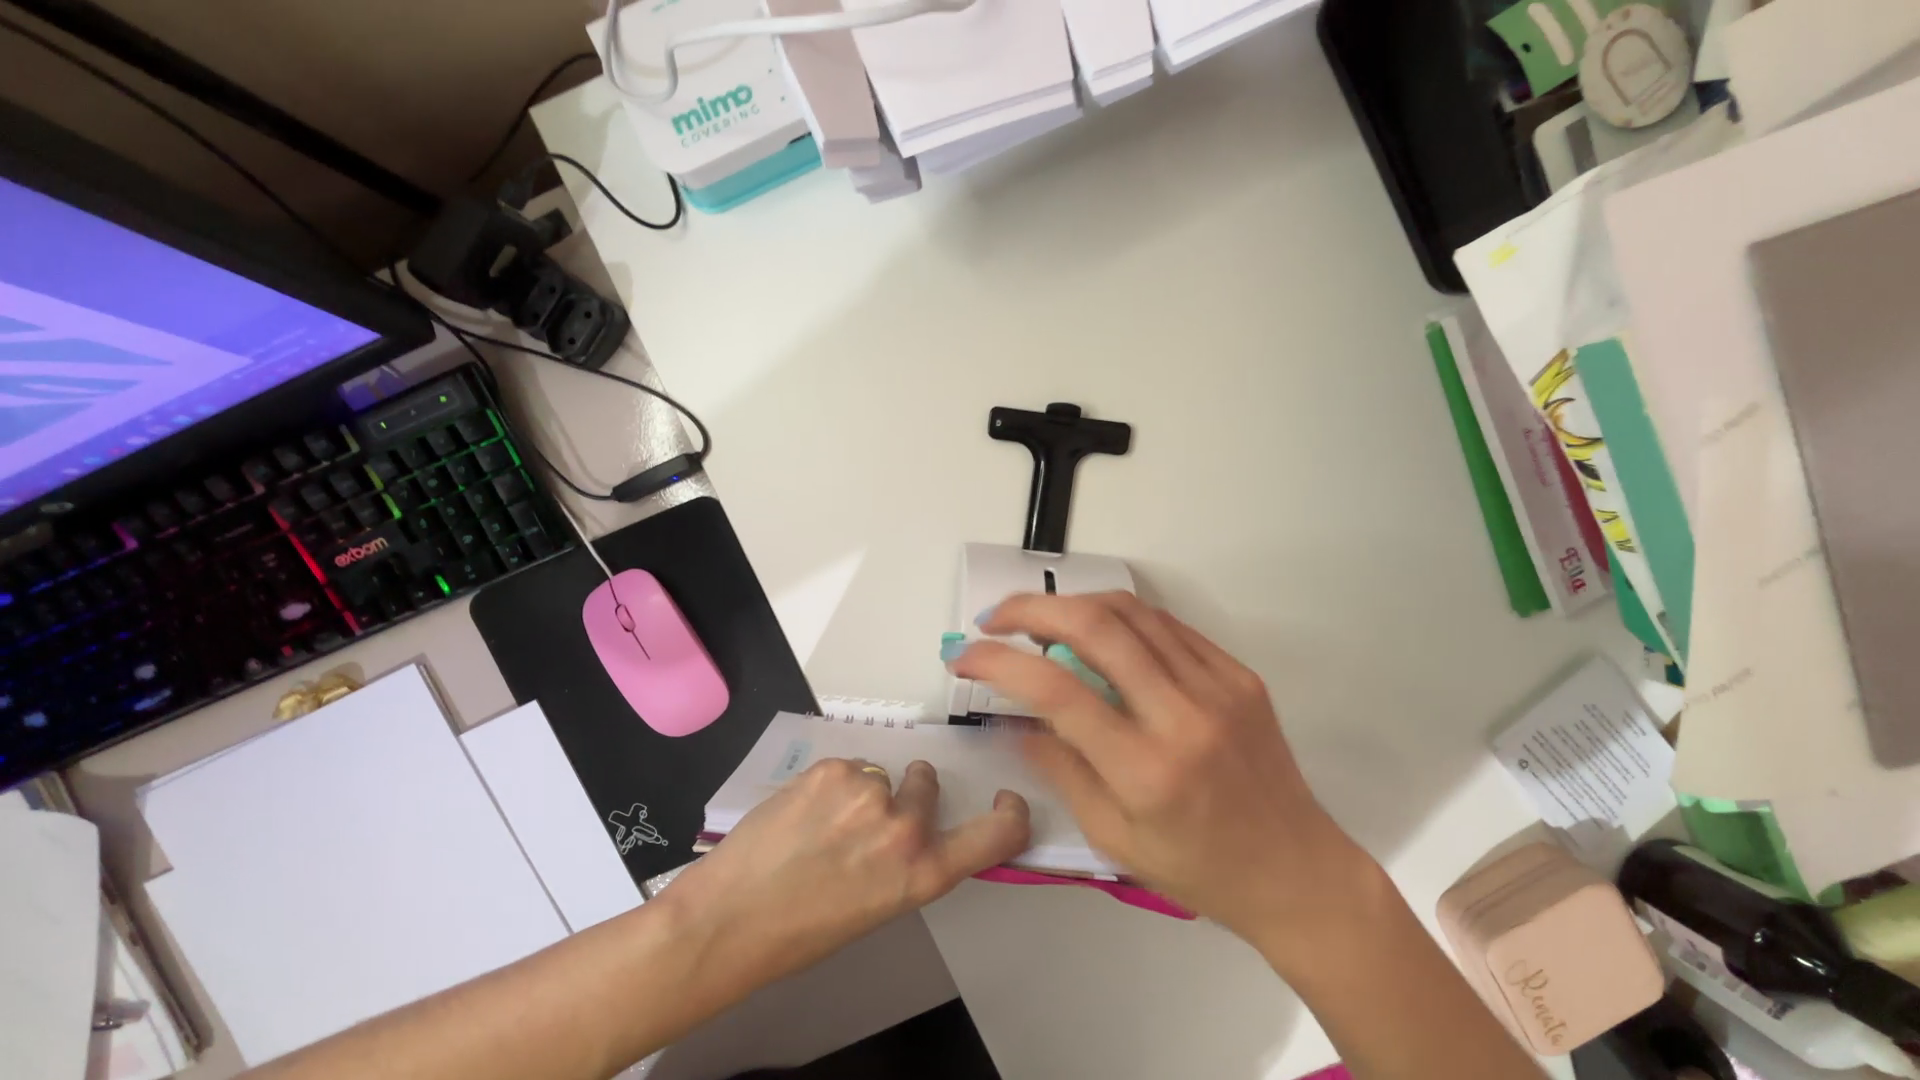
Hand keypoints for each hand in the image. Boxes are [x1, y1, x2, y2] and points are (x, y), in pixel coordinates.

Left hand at [664, 758, 1030, 984]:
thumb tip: (911, 832)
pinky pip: (846, 767)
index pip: (996, 833)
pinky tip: (804, 812)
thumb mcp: (877, 907)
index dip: (1009, 814)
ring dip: (862, 790)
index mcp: (923, 874)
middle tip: (868, 821)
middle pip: (928, 784)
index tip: (1005, 801)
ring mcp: (868, 792)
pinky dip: (832, 784)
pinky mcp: (831, 770)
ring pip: (880, 773)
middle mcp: (906, 828)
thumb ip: (907, 865)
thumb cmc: (802, 933)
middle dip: (908, 793)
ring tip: (822, 823)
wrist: (730, 917)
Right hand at [951, 592, 1372, 947]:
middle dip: (1032, 608)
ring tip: (1039, 620)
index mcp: (1146, 770)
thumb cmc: (1198, 870)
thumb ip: (1060, 768)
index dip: (999, 662)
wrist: (1294, 870)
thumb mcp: (1113, 837)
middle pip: (1096, 627)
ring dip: (1074, 603)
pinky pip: (1168, 626)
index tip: (965, 655)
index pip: (1057, 691)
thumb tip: (1015, 716)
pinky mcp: (1239, 675)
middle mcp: (1184, 716)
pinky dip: (1121, 618)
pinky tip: (1097, 632)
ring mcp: (1218, 687)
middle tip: (995, 618)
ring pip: (1132, 612)